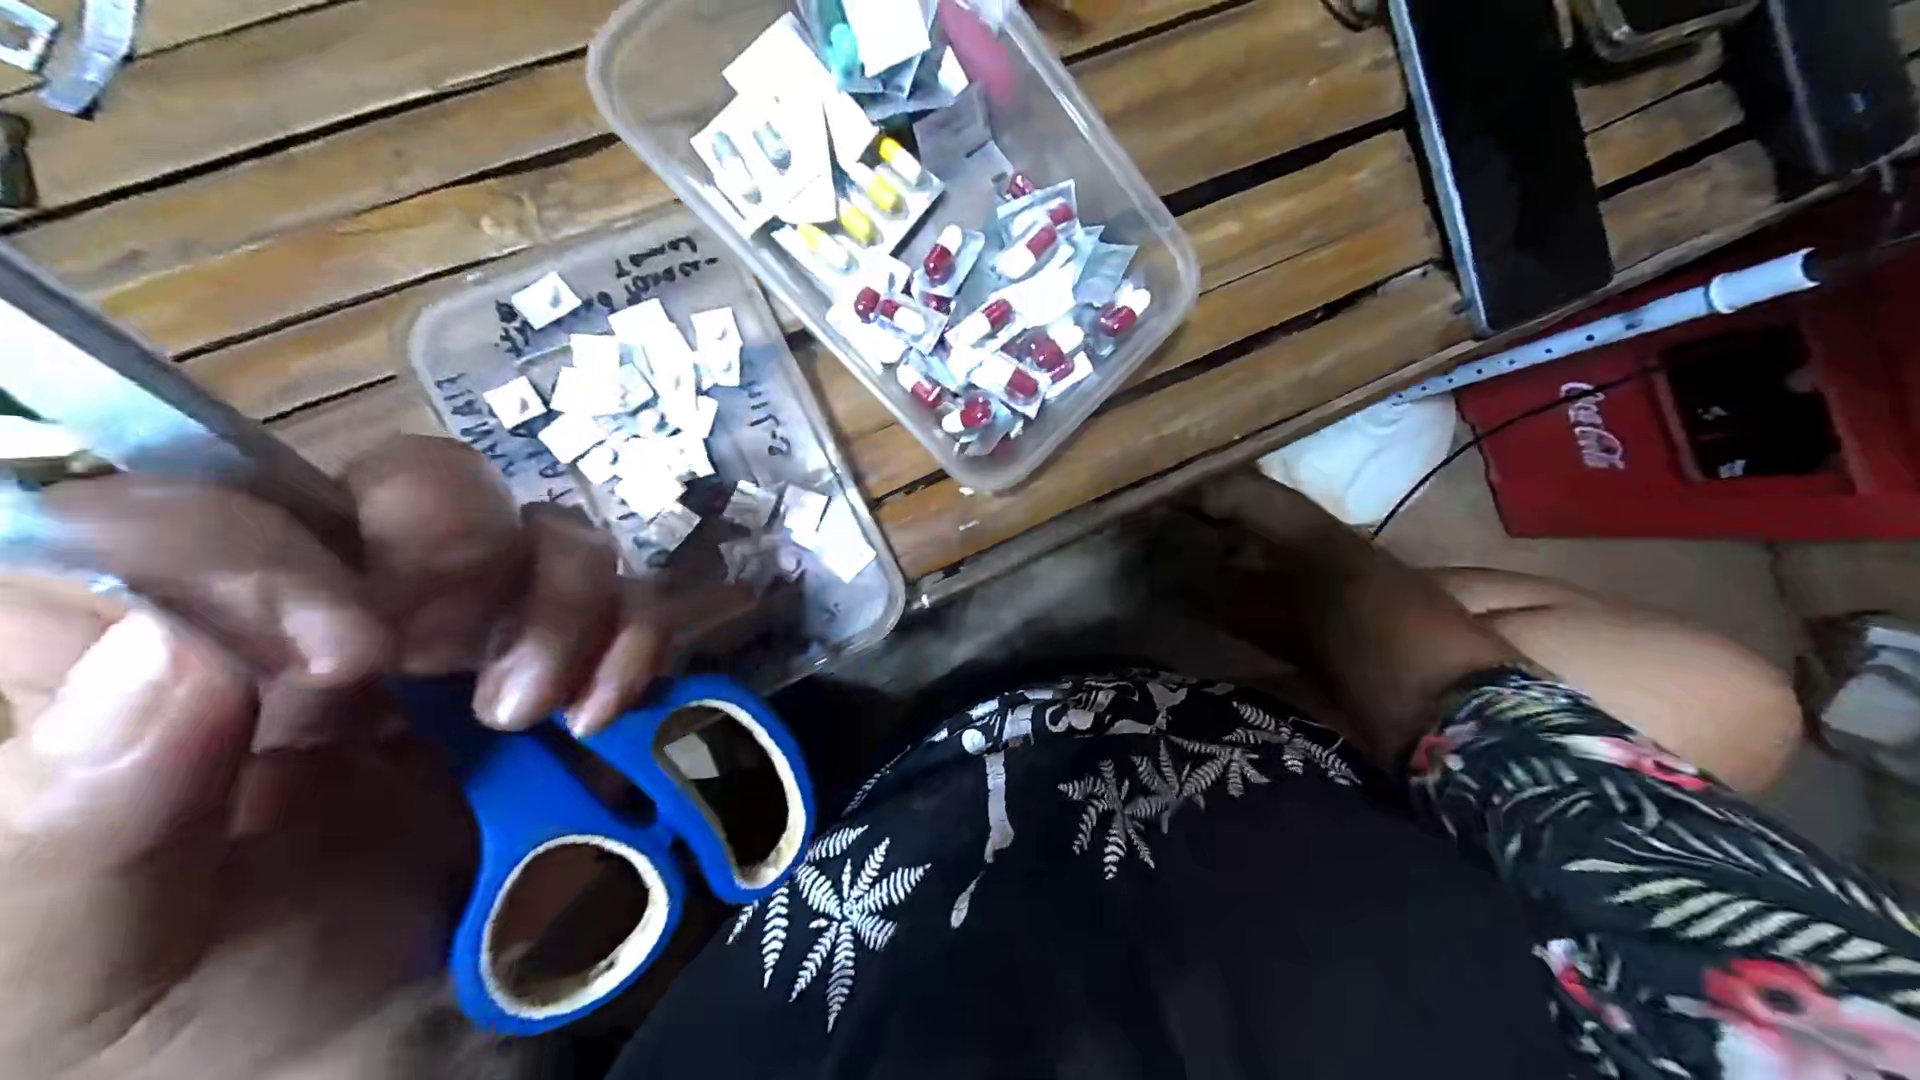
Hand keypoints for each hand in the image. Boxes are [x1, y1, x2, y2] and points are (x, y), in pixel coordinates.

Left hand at [0, 437, 699, 1078]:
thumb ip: (79, 831)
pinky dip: (636, 634)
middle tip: (452, 655)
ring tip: (532, 713)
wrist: (431, 1059)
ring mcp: (479, 640)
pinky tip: (606, 710)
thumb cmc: (241, 1035)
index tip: (348, 661)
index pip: (178, 511)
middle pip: (401, 482)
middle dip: (450, 545)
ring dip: (559, 601)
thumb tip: (161, 653)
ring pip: (537, 526)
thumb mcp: (96, 985)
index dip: (257, 549)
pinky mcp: (576, 664)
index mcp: (186, 670)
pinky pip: (631, 595)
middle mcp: (342, 623)